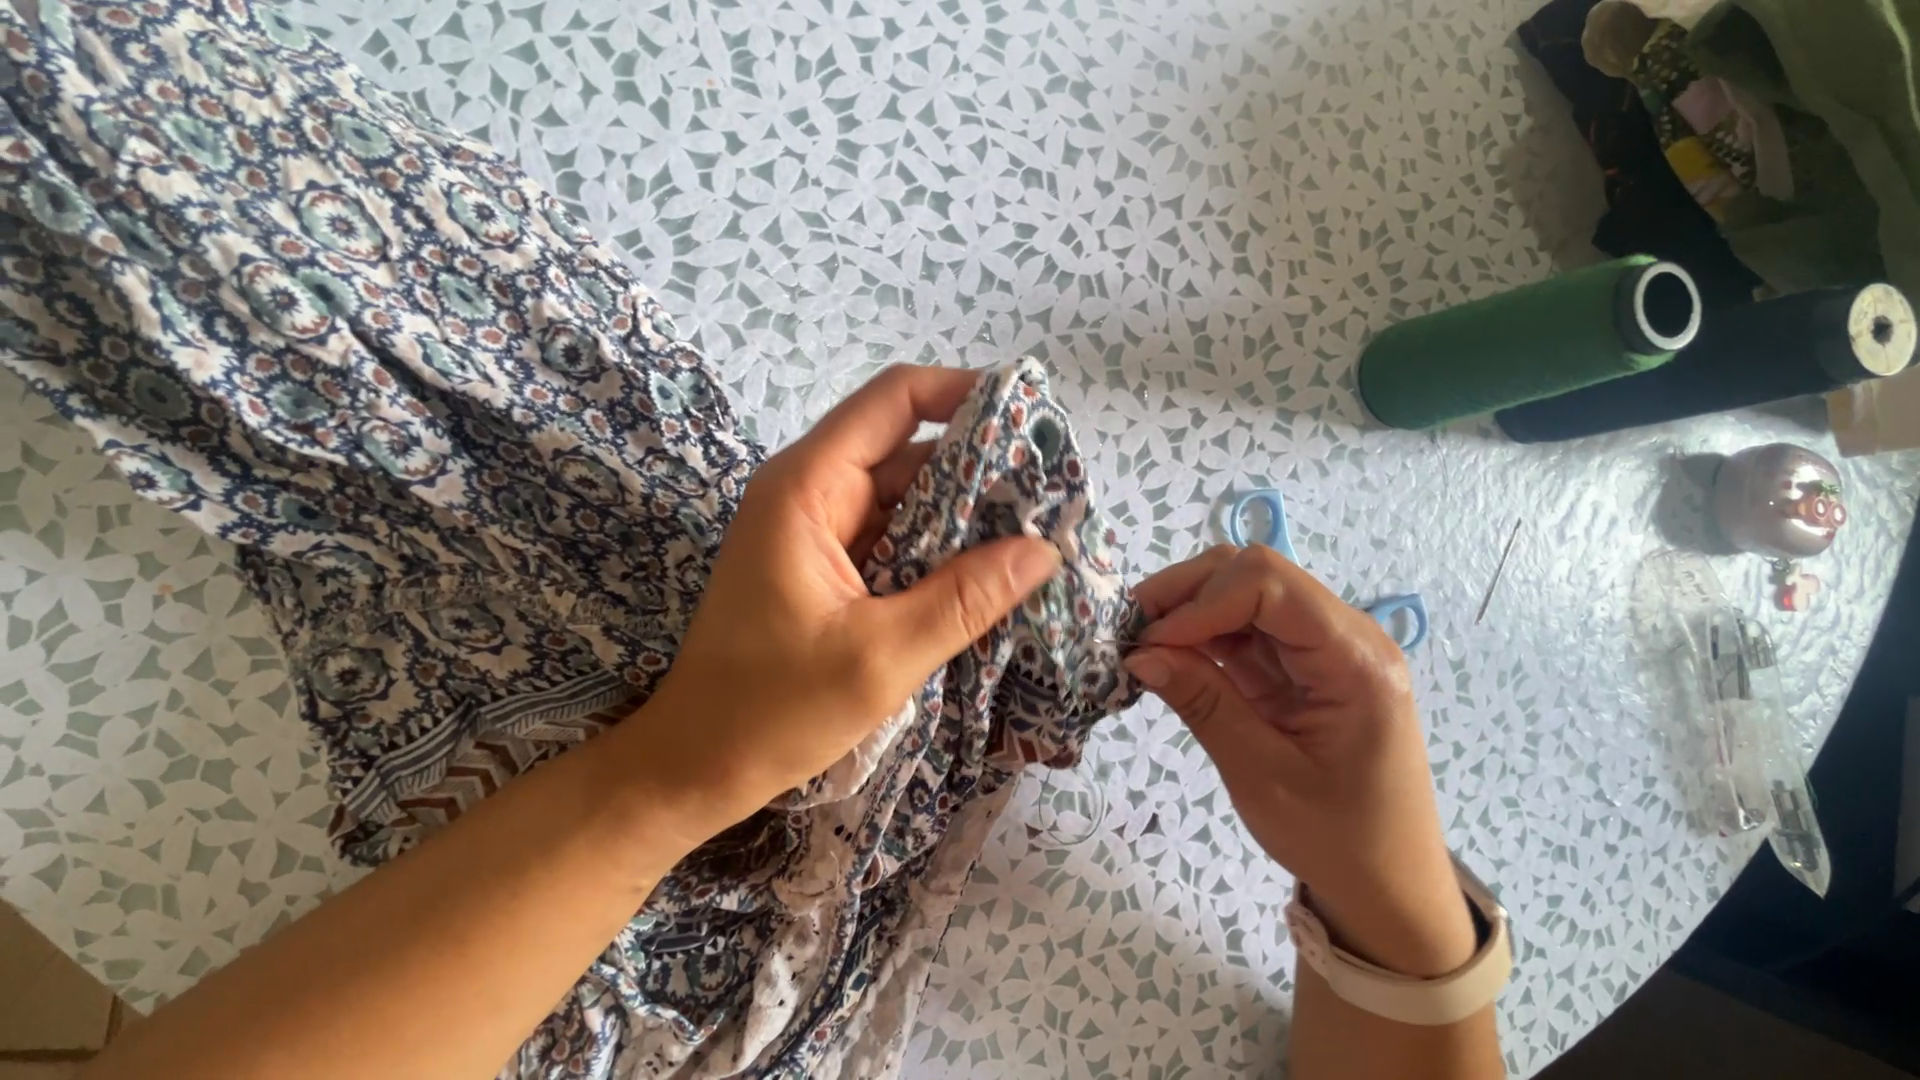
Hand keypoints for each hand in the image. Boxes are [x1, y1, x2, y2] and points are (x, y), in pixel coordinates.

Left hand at [622, 365, 1062, 844]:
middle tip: (1051, 495)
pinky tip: (987, 572)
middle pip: (906, 448)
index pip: (893, 401)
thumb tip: (1044, 550)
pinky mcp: (824, 565)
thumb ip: (966, 598)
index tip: (1030, 419)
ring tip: (1035, 533)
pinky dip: (936, 550)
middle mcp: (810, 492)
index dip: (963, 394)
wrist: (696, 764)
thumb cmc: (772, 710)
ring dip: (963, 515)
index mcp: (808, 488)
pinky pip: (891, 537)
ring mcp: (816, 530)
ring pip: (903, 496)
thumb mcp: (881, 656)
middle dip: (979, 467)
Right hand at [1124, 545, 1473, 976]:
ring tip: (1142, 642)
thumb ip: (1203, 703)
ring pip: (1246, 593)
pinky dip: (1202, 635)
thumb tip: (1138, 653)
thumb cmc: (1336, 839)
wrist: (1387, 886)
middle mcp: (1346, 637)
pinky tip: (1169, 656)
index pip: (1269, 585)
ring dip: (1190, 610)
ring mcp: (1325, 648)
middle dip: (1189, 593)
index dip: (1202, 602)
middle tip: (1132, 631)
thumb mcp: (1261, 775)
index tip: (1151, 643)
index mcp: (1355, 660)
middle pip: (1257, 574)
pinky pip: (1246, 629)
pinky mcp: (1303, 666)